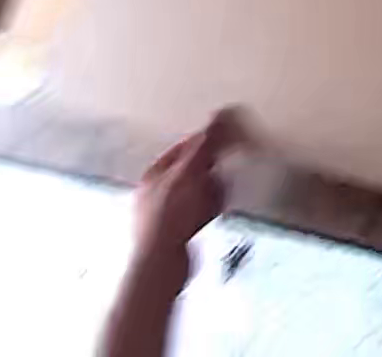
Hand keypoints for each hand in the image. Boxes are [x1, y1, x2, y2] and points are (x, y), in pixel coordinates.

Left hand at [103, 110, 255, 356]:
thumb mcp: (189, 173)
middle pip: (194, 166)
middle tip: (221, 170)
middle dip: (211, 169)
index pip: (186, 145)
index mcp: (154, 174)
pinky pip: (201, 208)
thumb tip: (218, 116)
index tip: (227, 138)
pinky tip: (213, 211)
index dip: (208, 141)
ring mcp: (167, 211)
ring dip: (213, 190)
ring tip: (215, 197)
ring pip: (200, 188)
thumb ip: (205, 145)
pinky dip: (210, 207)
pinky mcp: (178, 228)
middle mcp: (157, 190)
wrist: (160, 266)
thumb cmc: (169, 217)